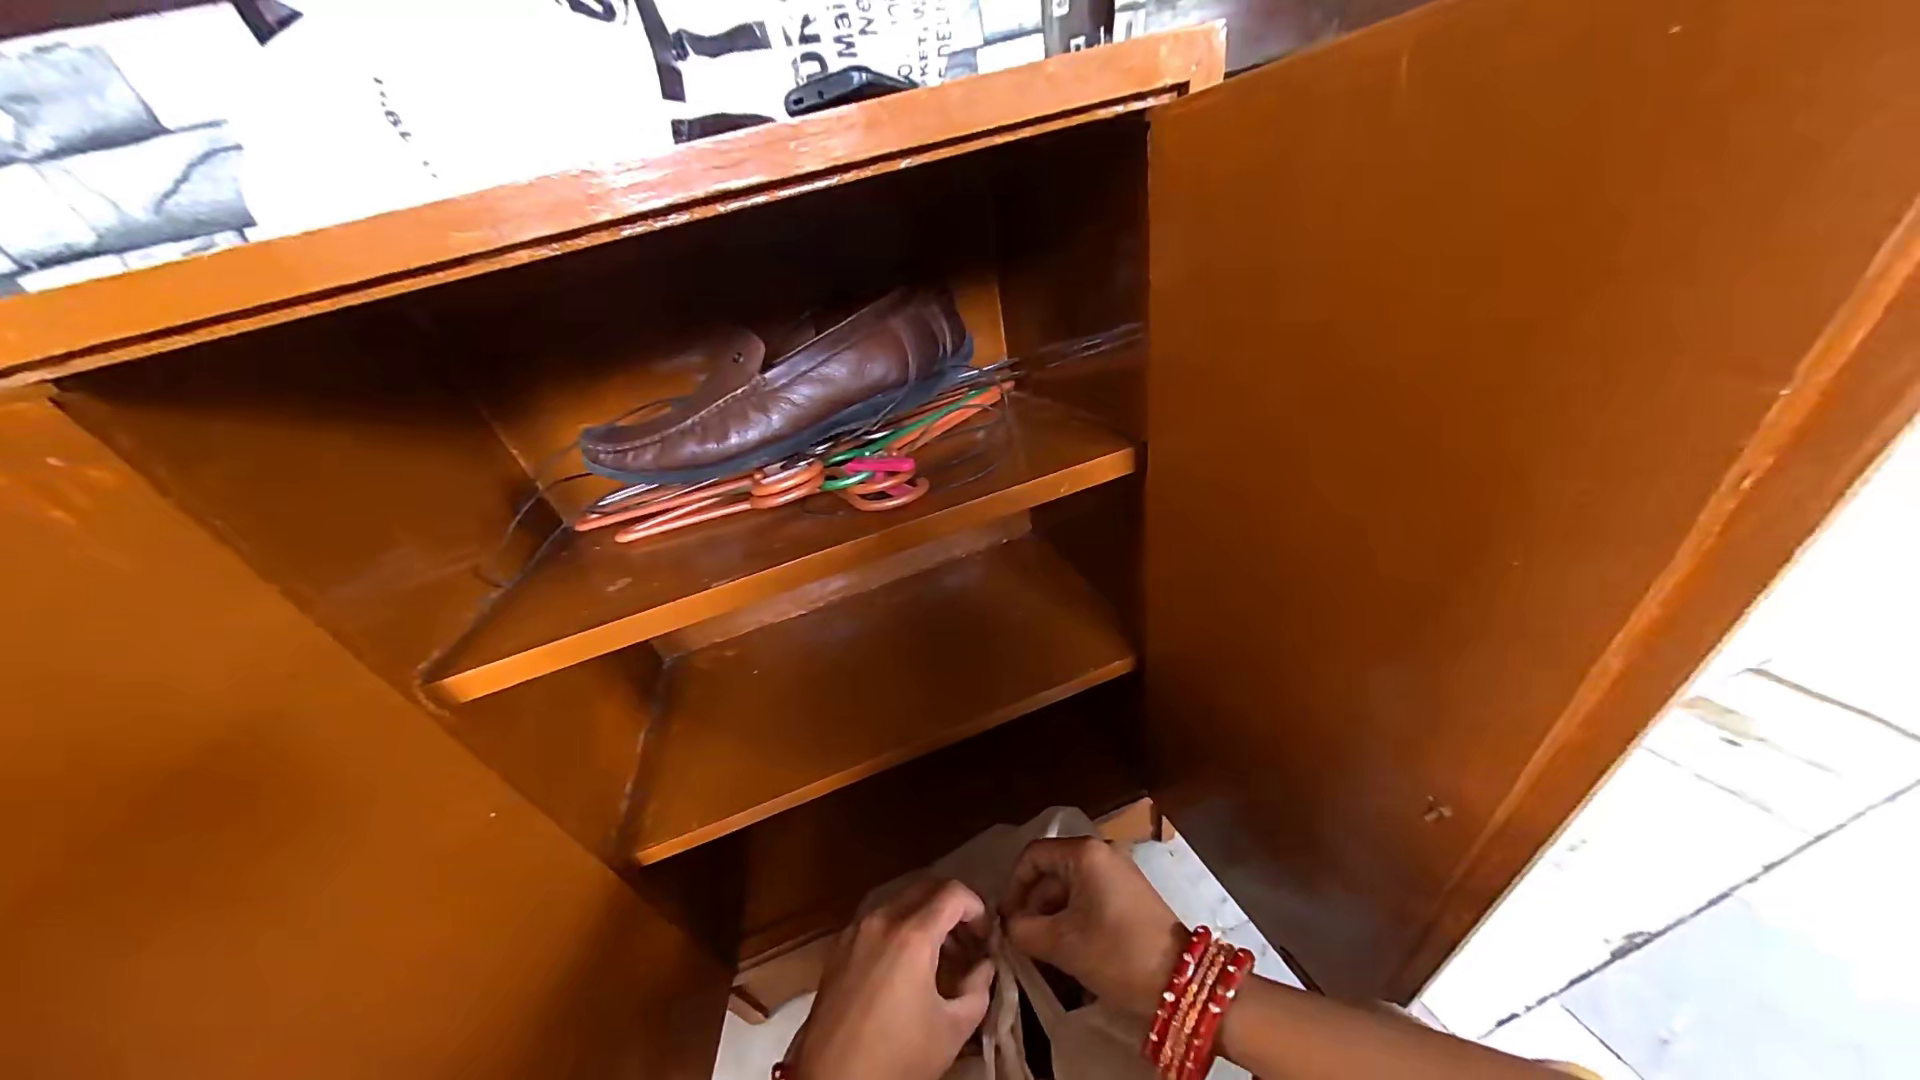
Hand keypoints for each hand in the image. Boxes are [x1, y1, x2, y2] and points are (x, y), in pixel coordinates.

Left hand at [787, 878, 992, 1079]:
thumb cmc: (895, 1059)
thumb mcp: (951, 1031)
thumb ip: (978, 990)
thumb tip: (984, 966)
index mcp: (912, 934)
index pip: (953, 893)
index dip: (977, 907)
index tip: (986, 936)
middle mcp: (882, 919)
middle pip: (927, 887)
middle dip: (953, 907)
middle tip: (968, 941)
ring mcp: (856, 929)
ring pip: (901, 900)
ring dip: (926, 916)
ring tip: (940, 955)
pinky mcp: (839, 946)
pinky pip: (878, 918)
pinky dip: (900, 926)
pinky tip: (906, 965)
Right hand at [1000, 836, 1187, 1017]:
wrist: (1181, 981)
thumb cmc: (1116, 952)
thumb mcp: (1062, 944)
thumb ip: (1024, 930)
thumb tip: (1007, 925)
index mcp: (1084, 852)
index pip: (1034, 856)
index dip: (1014, 885)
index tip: (1006, 918)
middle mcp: (1102, 852)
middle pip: (1052, 870)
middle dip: (1033, 903)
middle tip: (1020, 937)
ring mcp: (1119, 871)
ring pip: (1070, 886)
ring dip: (1051, 913)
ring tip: (1041, 947)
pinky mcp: (1130, 893)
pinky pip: (1089, 896)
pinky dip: (1073, 916)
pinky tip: (1067, 946)